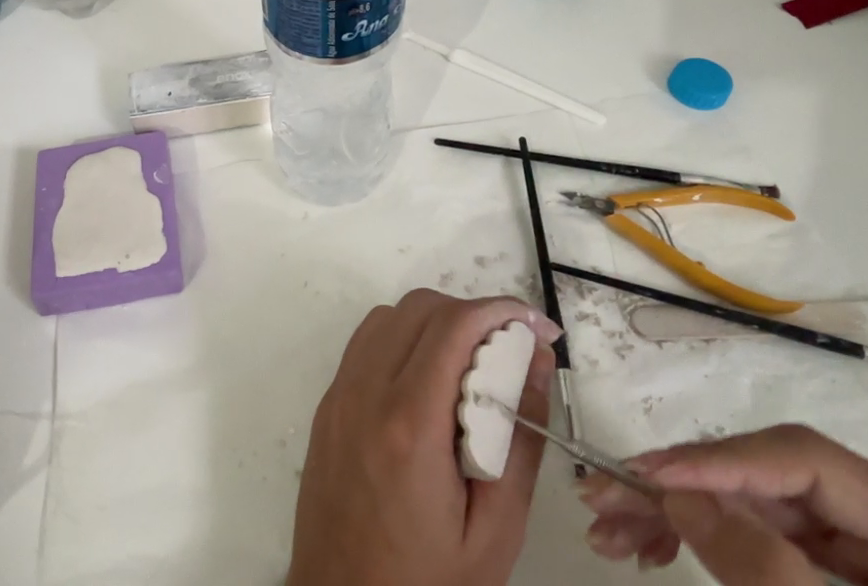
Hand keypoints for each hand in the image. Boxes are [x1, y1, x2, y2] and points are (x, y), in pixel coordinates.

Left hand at [288, 289, 561, 585]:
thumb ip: (522, 439)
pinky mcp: (327, 407)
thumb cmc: (427, 580)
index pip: (453, 326)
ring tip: (471, 366)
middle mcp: (365, 395)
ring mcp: (338, 397)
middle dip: (473, 314)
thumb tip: (537, 363)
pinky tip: (429, 383)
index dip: (503, 311)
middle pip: (418, 308)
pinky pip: (364, 346)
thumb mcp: (496, 528)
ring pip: (386, 317)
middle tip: (510, 352)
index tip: (540, 330)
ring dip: (434, 324)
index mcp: (410, 425)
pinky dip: (401, 341)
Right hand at [580, 423, 867, 585]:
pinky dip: (690, 537)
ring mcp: (853, 553)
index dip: (721, 461)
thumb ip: (764, 570)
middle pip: (762, 479)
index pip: (808, 462)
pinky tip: (645, 550)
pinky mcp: (818, 572)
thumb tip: (678, 494)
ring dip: (668, 511)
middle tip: (600, 498)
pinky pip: (742, 535)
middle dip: (677, 488)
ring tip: (605, 531)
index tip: (644, 475)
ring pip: (741, 502)